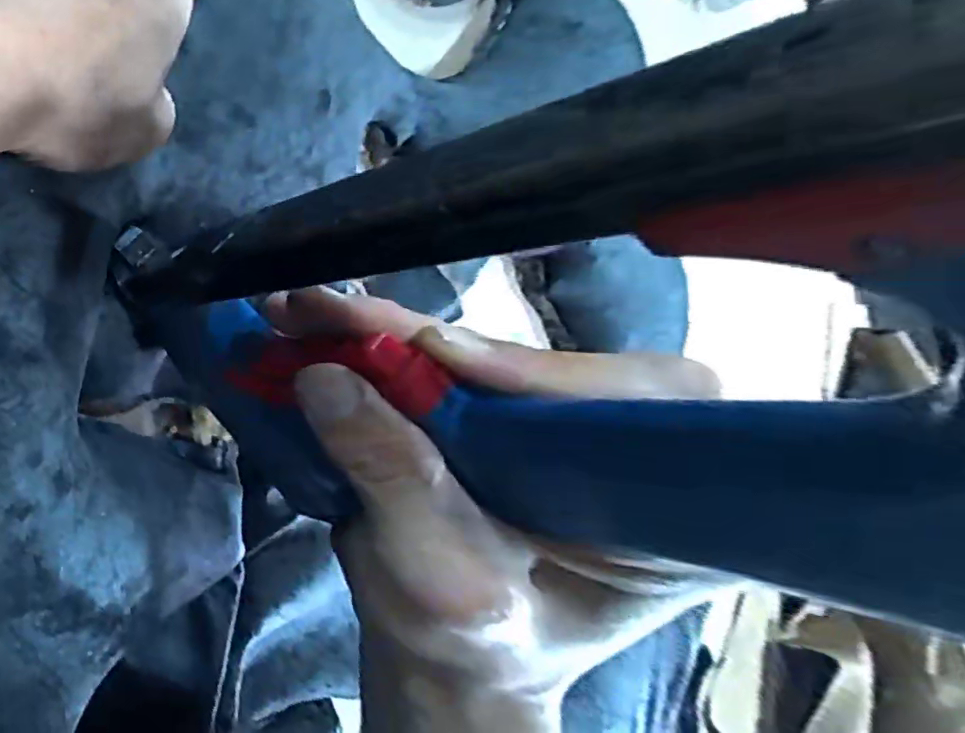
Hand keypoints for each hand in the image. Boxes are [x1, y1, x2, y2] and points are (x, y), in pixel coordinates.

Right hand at [261, 287, 727, 732]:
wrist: (439, 654)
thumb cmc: (466, 644)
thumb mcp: (437, 579)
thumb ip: (396, 481)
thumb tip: (323, 374)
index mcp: (662, 505)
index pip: (627, 407)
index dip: (531, 370)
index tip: (433, 350)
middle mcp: (616, 445)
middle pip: (525, 360)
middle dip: (415, 335)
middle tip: (329, 311)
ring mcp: (546, 419)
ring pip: (468, 350)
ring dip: (379, 329)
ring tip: (302, 311)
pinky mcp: (489, 407)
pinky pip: (433, 360)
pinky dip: (371, 343)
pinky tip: (318, 325)